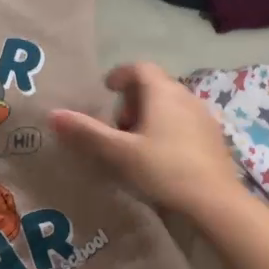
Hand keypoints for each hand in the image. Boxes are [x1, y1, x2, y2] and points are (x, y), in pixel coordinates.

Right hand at [49, 63, 241, 218]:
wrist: (215, 200)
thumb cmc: (163, 169)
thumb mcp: (119, 152)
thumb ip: (87, 132)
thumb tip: (53, 114)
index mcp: (162, 92)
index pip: (139, 68)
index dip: (120, 75)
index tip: (106, 90)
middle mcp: (185, 96)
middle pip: (155, 85)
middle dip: (133, 100)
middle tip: (118, 126)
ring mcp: (203, 116)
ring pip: (171, 104)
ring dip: (151, 115)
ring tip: (137, 143)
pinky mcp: (213, 137)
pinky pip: (185, 121)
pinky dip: (168, 128)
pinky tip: (162, 156)